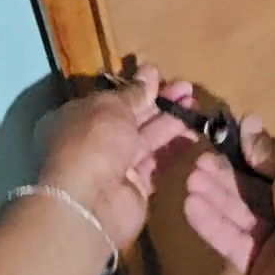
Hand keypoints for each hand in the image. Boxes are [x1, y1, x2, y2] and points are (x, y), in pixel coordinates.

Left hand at [35, 65, 195, 247]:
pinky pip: (157, 161)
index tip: (159, 76)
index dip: (136, 87)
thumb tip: (148, 72)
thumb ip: (134, 93)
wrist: (91, 202)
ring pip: (146, 137)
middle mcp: (95, 139)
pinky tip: (193, 133)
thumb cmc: (94, 141)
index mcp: (79, 116)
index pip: (111, 98)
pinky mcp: (135, 184)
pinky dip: (173, 147)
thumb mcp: (112, 107)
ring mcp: (115, 164)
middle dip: (159, 101)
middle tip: (187, 88)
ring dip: (170, 120)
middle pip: (131, 116)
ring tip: (195, 104)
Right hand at [182, 118, 274, 274]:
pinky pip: (232, 242)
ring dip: (215, 195)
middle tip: (198, 160)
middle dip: (226, 173)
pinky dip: (212, 223)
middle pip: (253, 188)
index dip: (250, 150)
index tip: (223, 137)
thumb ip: (270, 149)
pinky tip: (191, 205)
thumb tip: (250, 124)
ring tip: (190, 179)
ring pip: (239, 213)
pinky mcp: (259, 269)